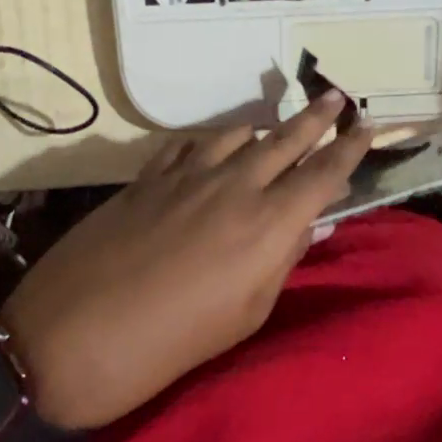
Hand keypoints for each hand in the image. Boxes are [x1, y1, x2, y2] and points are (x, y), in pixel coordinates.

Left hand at [0, 92, 372, 430]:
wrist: (74, 335)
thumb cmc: (173, 343)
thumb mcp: (245, 315)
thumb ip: (279, 262)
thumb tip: (305, 226)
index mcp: (267, 224)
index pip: (323, 175)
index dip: (350, 150)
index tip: (368, 128)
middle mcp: (232, 186)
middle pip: (284, 140)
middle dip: (315, 118)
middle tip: (335, 98)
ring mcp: (184, 176)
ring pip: (235, 135)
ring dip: (261, 128)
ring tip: (274, 126)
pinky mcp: (145, 179)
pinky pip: (186, 144)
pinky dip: (209, 140)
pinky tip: (210, 144)